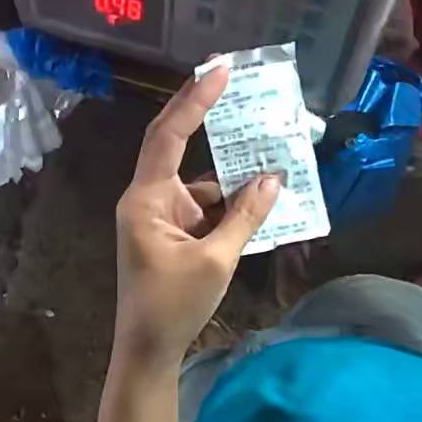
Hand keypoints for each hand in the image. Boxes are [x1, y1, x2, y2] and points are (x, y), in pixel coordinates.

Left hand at [113, 67, 282, 363]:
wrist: (148, 350)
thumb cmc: (173, 306)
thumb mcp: (216, 261)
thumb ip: (245, 217)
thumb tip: (274, 179)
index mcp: (147, 199)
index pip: (168, 136)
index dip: (194, 101)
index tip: (220, 70)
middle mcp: (149, 198)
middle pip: (177, 145)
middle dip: (204, 115)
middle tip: (234, 79)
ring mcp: (161, 215)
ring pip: (199, 181)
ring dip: (231, 173)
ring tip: (270, 152)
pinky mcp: (173, 232)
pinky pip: (205, 206)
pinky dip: (230, 204)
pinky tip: (262, 202)